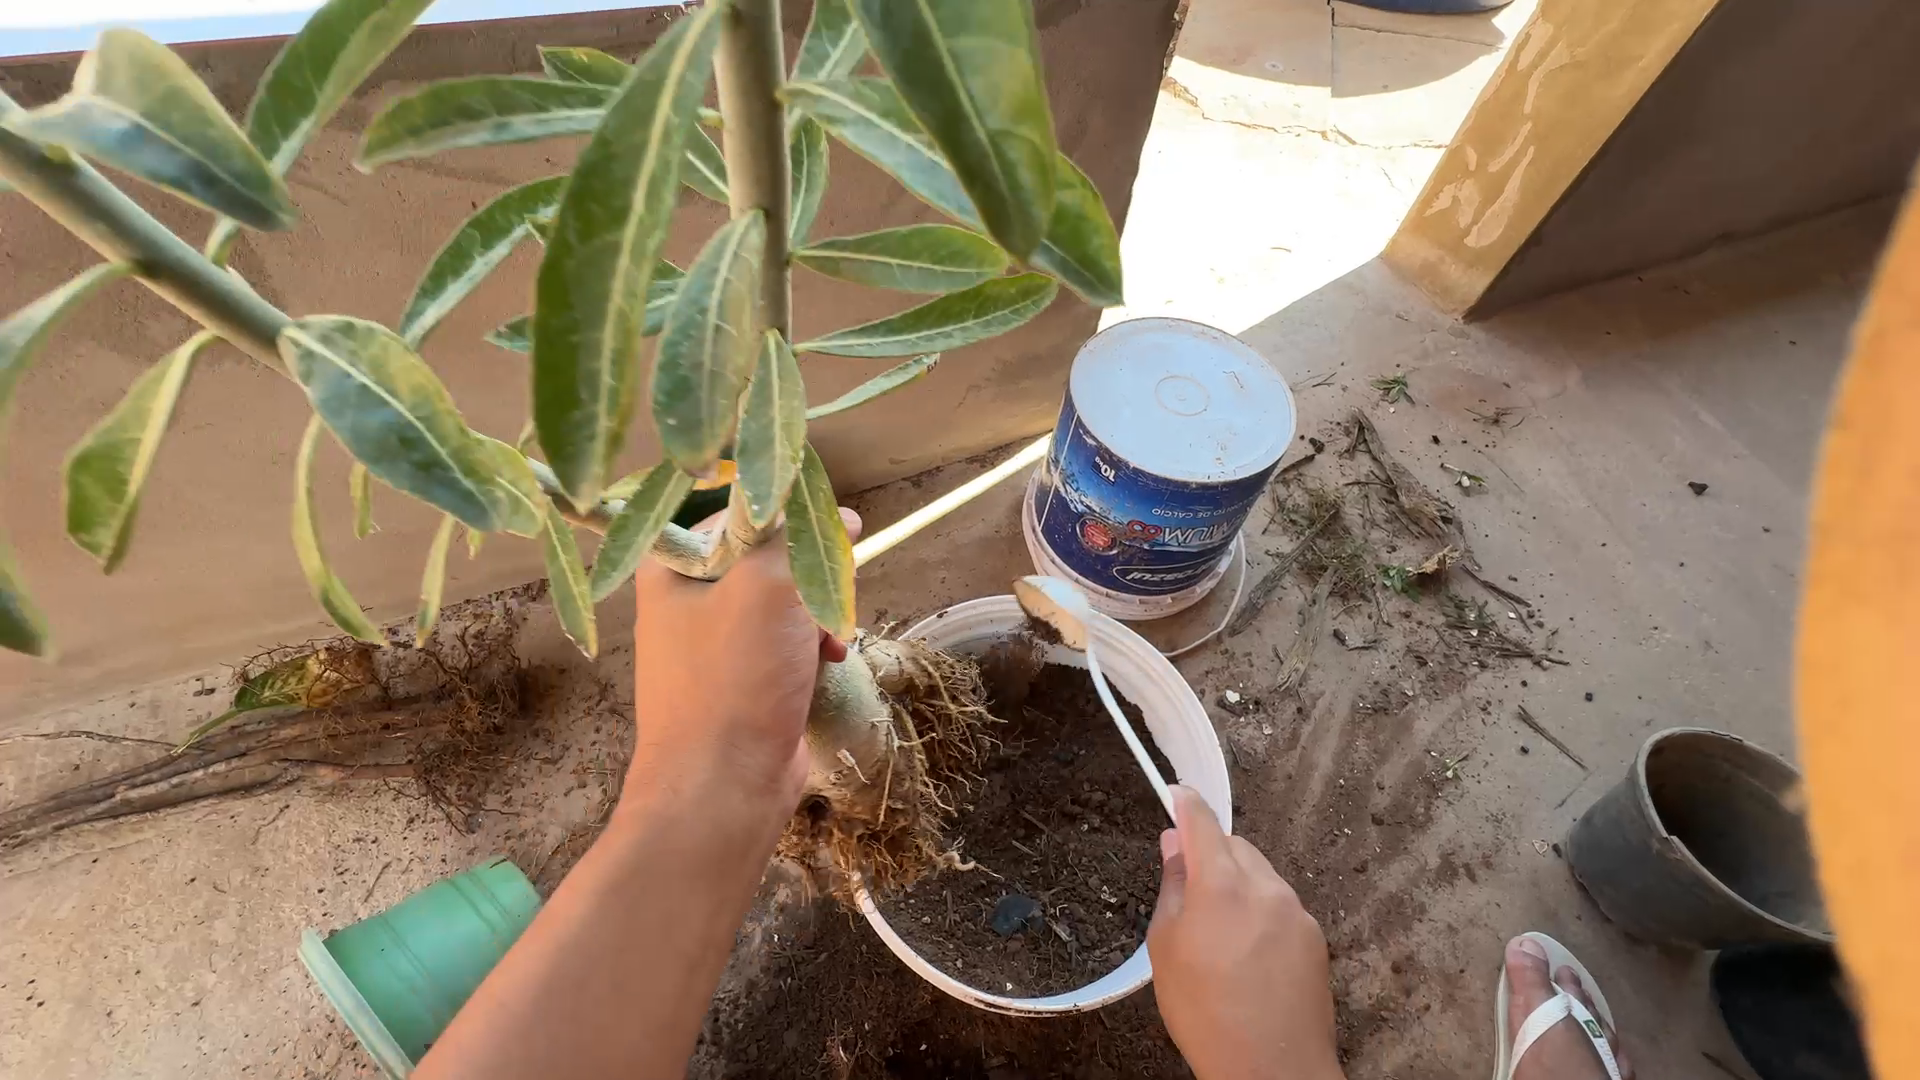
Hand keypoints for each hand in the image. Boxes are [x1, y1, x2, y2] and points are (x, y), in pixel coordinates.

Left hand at [624, 509, 860, 814]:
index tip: (825, 534)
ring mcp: (716, 638)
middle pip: (768, 554)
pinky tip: (831, 660)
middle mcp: (689, 595)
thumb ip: (802, 540)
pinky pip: (787, 636)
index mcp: (674, 565)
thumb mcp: (767, 588)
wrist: (723, 785)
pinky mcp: (744, 673)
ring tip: (831, 638)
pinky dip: (813, 642)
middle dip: (810, 575)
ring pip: (785, 597)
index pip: (738, 510)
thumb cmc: (735, 677)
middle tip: (829, 594)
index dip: (788, 517)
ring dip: (819, 611)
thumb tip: (842, 518)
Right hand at [1148, 785, 1343, 1079]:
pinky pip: (1281, 903)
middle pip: (1234, 845)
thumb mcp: (1165, 945)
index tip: (1175, 792)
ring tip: (1224, 931)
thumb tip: (1174, 843)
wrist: (1272, 1072)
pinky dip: (1262, 909)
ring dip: (1239, 882)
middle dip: (1212, 853)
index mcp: (1220, 883)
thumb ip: (1172, 885)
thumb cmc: (1204, 1010)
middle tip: (1193, 890)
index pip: (1201, 821)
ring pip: (1259, 872)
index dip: (1185, 801)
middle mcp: (1263, 886)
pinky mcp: (1315, 936)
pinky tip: (1252, 951)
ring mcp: (1295, 911)